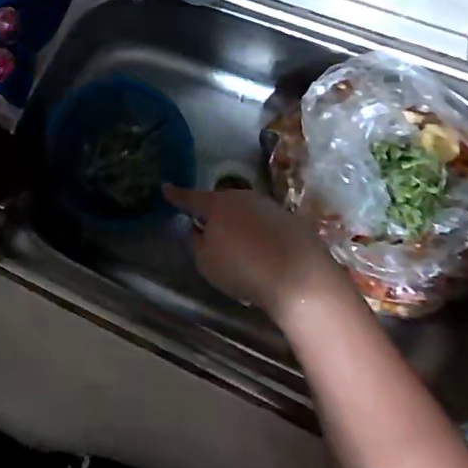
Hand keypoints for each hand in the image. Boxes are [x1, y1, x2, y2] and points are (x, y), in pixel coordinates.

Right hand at [165, 184, 347, 318]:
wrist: (302, 279)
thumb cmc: (243, 269)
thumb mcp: (205, 261)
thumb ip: (198, 242)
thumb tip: (200, 230)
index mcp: (216, 204)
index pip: (190, 198)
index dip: (176, 195)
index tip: (166, 188)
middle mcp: (243, 198)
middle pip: (222, 203)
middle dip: (213, 212)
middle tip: (207, 227)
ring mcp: (271, 208)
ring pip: (247, 212)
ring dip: (239, 224)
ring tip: (239, 246)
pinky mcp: (294, 222)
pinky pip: (268, 225)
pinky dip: (261, 235)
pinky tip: (264, 254)